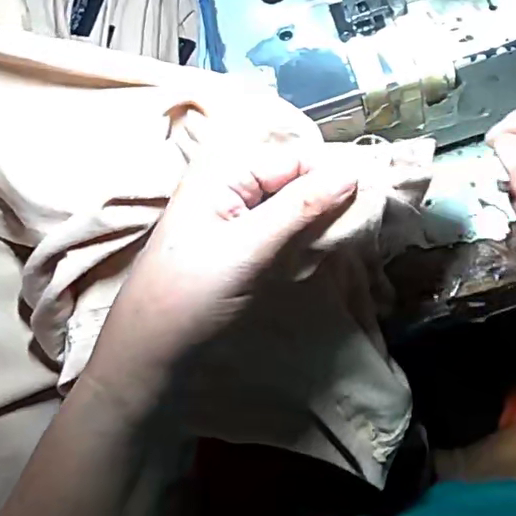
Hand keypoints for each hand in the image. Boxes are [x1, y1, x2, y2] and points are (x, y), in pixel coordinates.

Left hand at [85, 144, 358, 415]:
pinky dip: (311, 237)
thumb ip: (299, 208)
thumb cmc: (187, 299)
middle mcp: (235, 181)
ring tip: (346, 248)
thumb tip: (353, 171)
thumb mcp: (246, 250)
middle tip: (362, 233)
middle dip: (332, 200)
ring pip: (300, 202)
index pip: (300, 158)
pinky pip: (291, 225)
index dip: (335, 180)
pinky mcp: (247, 239)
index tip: (368, 211)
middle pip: (302, 177)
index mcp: (227, 169)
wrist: (148, 357)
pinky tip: (322, 256)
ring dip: (325, 222)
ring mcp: (241, 211)